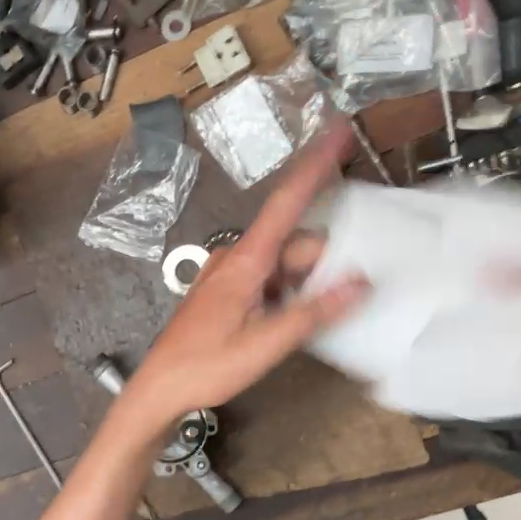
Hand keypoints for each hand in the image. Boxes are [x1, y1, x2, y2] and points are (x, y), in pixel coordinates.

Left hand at [120, 128, 370, 430]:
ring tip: (306, 324)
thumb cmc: (206, 366)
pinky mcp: (224, 293)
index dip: (315, 167)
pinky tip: (288, 324)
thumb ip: (313, 312)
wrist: (159, 388)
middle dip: (322, 267)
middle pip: (295, 245)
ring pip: (284, 267)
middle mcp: (236, 259)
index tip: (339, 131)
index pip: (286, 204)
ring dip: (304, 287)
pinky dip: (286, 295)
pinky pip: (268, 281)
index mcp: (245, 262)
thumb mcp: (266, 344)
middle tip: (338, 304)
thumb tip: (360, 282)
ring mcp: (228, 276)